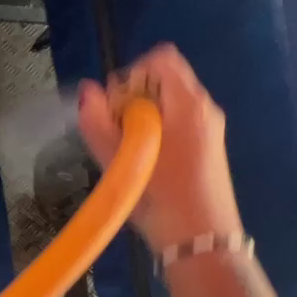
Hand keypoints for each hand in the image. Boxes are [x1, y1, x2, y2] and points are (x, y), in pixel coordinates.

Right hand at [76, 44, 243, 253]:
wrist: (200, 238)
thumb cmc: (158, 194)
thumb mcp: (119, 157)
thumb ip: (98, 121)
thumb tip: (87, 91)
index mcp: (187, 102)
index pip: (161, 59)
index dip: (130, 73)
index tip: (113, 105)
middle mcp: (203, 107)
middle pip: (163, 79)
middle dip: (132, 97)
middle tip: (115, 130)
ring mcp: (209, 127)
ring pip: (168, 102)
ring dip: (141, 116)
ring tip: (126, 149)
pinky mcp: (208, 146)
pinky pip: (177, 120)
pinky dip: (156, 129)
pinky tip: (143, 159)